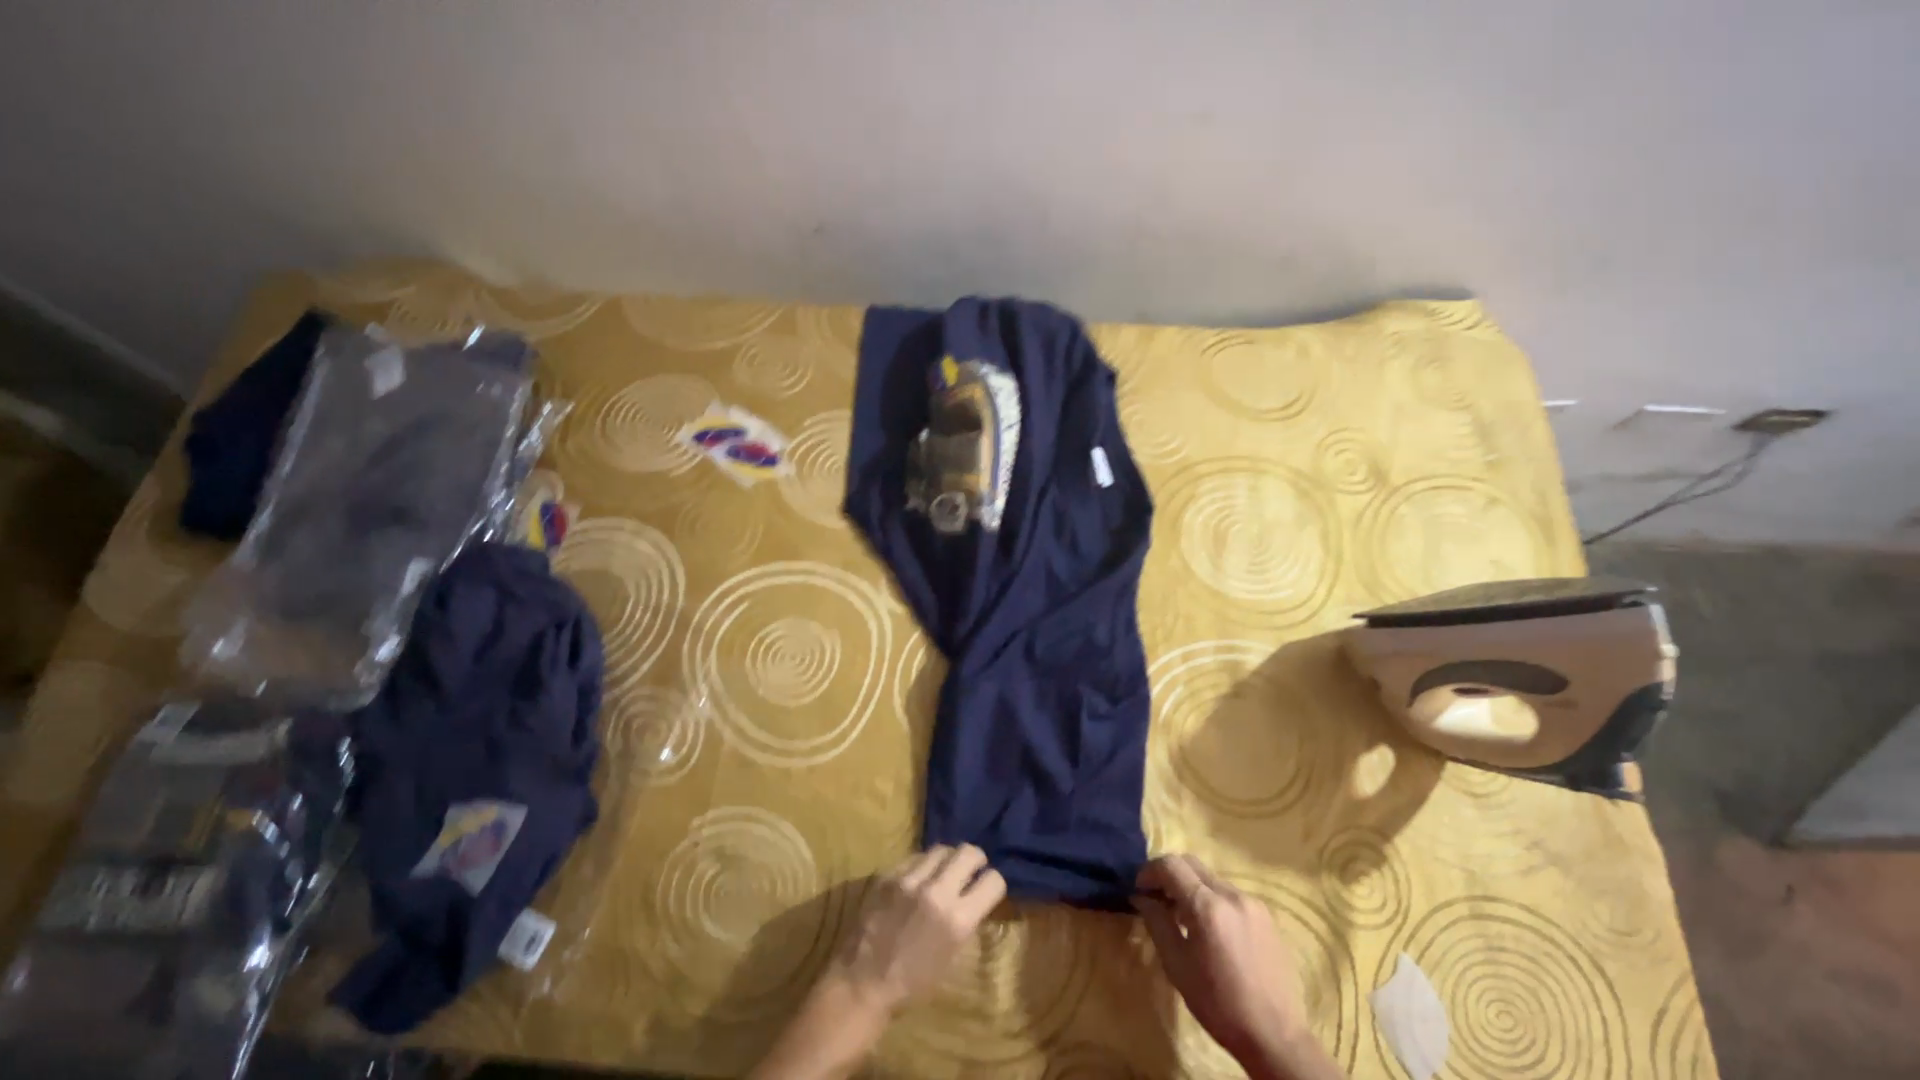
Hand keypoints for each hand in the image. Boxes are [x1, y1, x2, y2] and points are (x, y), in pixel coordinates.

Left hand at [749, 846, 1006, 1079]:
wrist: (862, 983)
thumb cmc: (913, 983)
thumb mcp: (953, 956)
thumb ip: (966, 921)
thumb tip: (975, 898)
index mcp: (958, 919)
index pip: (993, 880)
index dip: (994, 884)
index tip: (988, 890)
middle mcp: (936, 892)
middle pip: (969, 852)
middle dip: (976, 860)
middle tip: (971, 871)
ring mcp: (908, 880)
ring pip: (941, 849)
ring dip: (948, 860)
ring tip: (944, 873)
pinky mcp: (886, 876)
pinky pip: (914, 858)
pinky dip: (922, 866)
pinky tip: (917, 881)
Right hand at [1136, 855, 1341, 1079]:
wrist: (1274, 1034)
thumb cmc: (1217, 1003)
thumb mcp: (1177, 965)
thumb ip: (1156, 922)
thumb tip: (1140, 897)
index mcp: (1208, 907)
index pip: (1171, 865)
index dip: (1149, 871)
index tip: (1138, 890)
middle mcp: (1232, 895)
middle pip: (1192, 864)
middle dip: (1169, 874)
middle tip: (1155, 899)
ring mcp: (1253, 903)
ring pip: (1212, 878)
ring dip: (1190, 887)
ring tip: (1181, 918)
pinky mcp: (1267, 916)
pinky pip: (1230, 894)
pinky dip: (1211, 899)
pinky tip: (1208, 929)